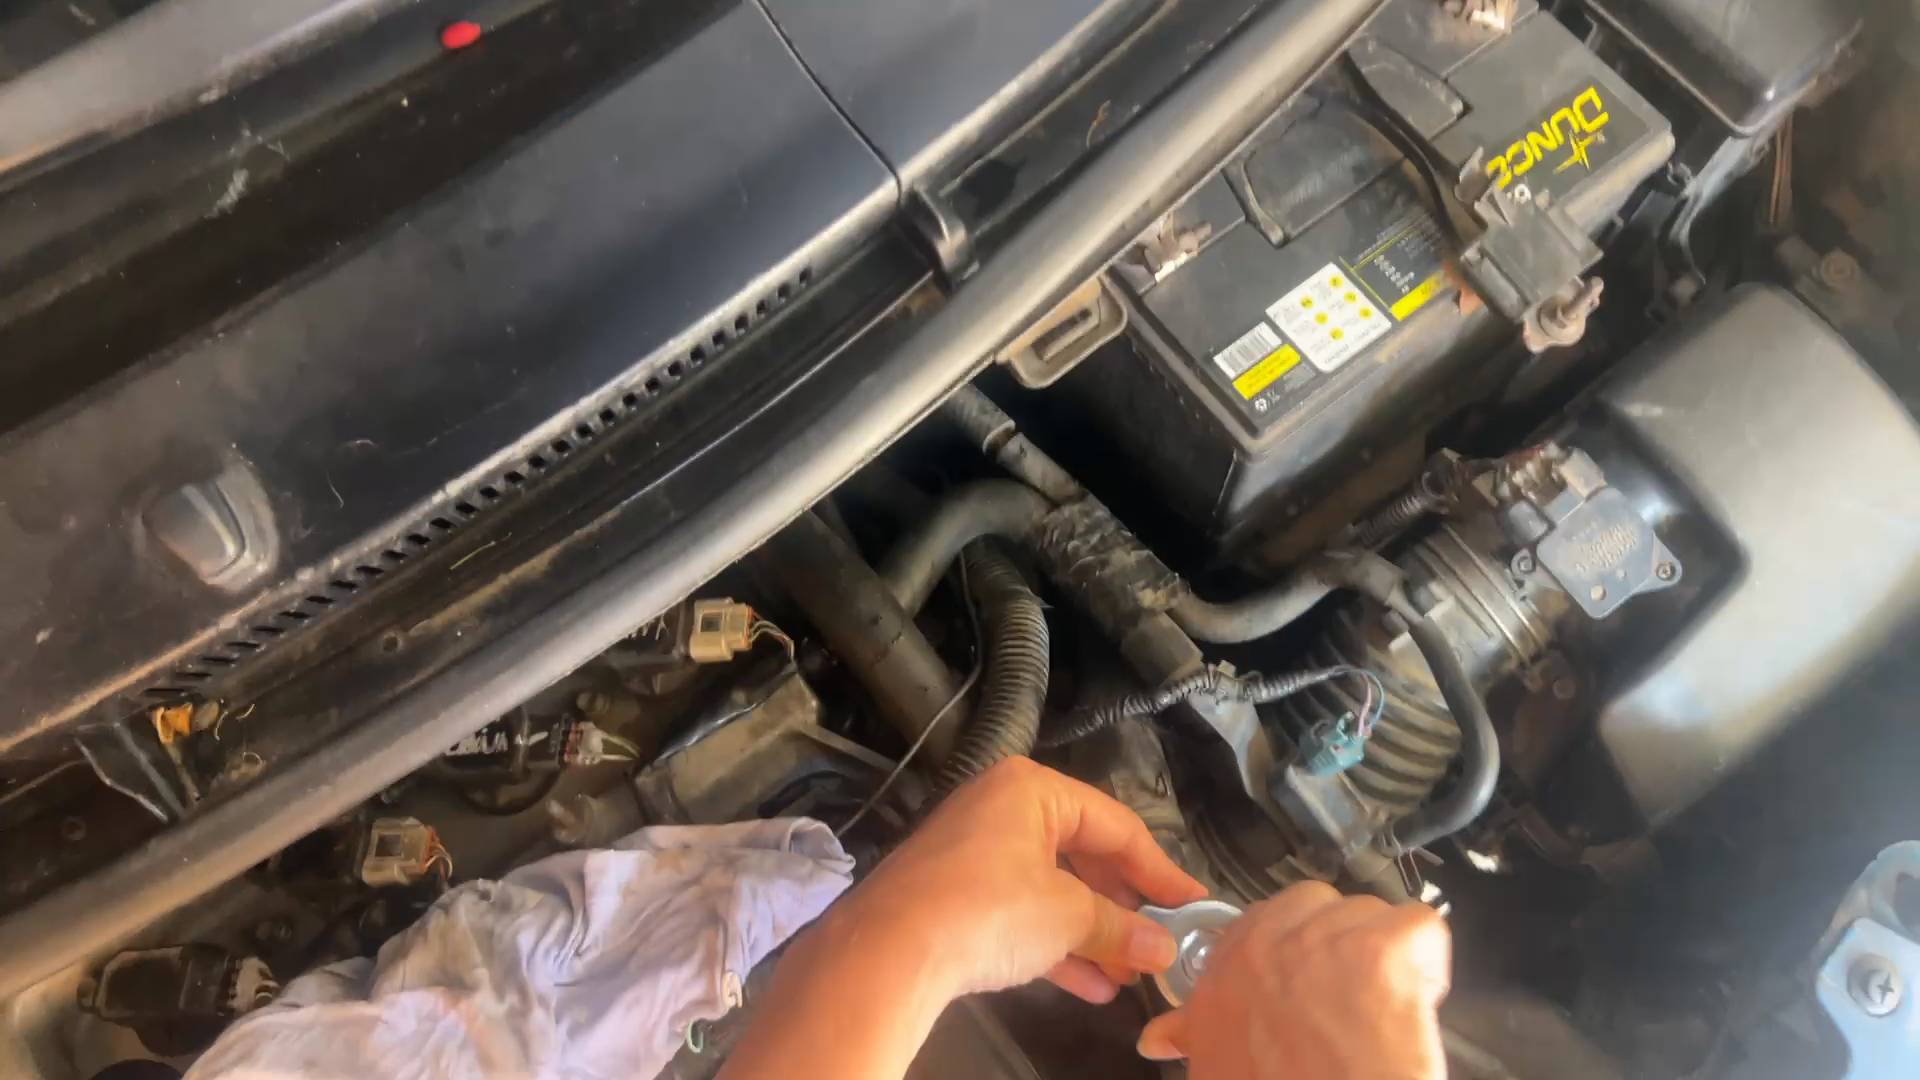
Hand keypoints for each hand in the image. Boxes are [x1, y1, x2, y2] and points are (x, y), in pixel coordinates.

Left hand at [827, 757, 1207, 1003]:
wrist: (889, 948)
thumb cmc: (988, 908)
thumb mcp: (1064, 915)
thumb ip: (1119, 928)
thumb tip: (1163, 948)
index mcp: (1033, 789)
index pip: (1114, 823)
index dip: (1159, 868)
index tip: (1193, 903)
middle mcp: (1004, 806)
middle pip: (1082, 852)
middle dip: (1121, 904)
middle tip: (1158, 943)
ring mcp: (978, 846)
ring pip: (1052, 884)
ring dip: (1091, 930)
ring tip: (1129, 973)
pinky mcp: (959, 886)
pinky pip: (1022, 906)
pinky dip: (1055, 940)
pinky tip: (1090, 983)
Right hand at [1137, 881, 1450, 1079]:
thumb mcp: (1212, 1060)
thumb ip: (1188, 1035)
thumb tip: (1156, 1037)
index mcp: (1230, 958)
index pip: (1270, 919)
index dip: (1299, 954)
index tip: (1316, 994)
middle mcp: (1269, 936)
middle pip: (1318, 903)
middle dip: (1340, 942)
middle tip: (1356, 1000)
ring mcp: (1323, 940)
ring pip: (1369, 912)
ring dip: (1385, 952)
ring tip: (1390, 1008)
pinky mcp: (1380, 954)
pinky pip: (1420, 924)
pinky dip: (1428, 956)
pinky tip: (1420, 997)